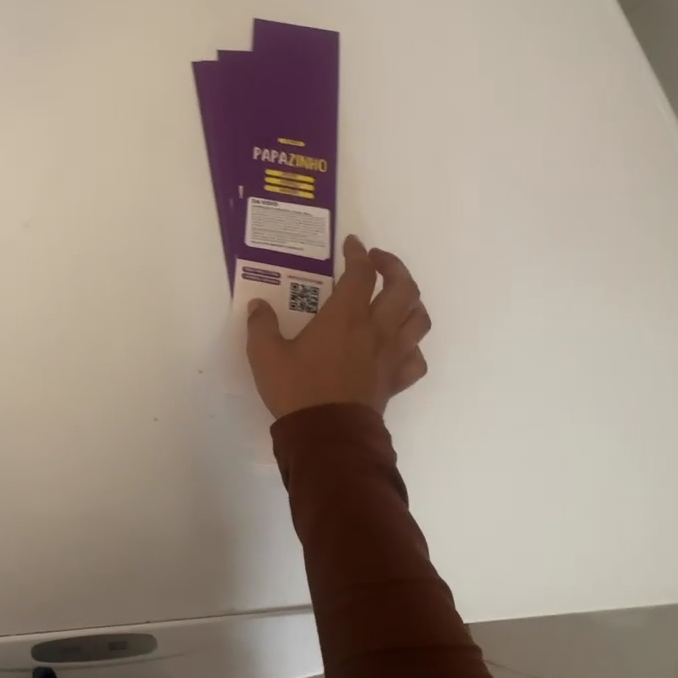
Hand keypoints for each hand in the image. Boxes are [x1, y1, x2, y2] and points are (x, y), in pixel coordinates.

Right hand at [246, 236, 431, 418]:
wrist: (327, 433)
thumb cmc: (296, 388)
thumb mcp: (264, 353)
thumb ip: (261, 325)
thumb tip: (259, 306)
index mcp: (344, 317)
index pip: (360, 274)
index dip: (357, 254)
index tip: (351, 244)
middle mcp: (375, 330)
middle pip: (403, 288)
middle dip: (393, 267)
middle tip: (377, 261)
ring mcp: (391, 355)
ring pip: (418, 318)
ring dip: (411, 300)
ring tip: (395, 295)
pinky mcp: (395, 379)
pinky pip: (416, 356)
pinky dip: (412, 344)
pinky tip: (398, 343)